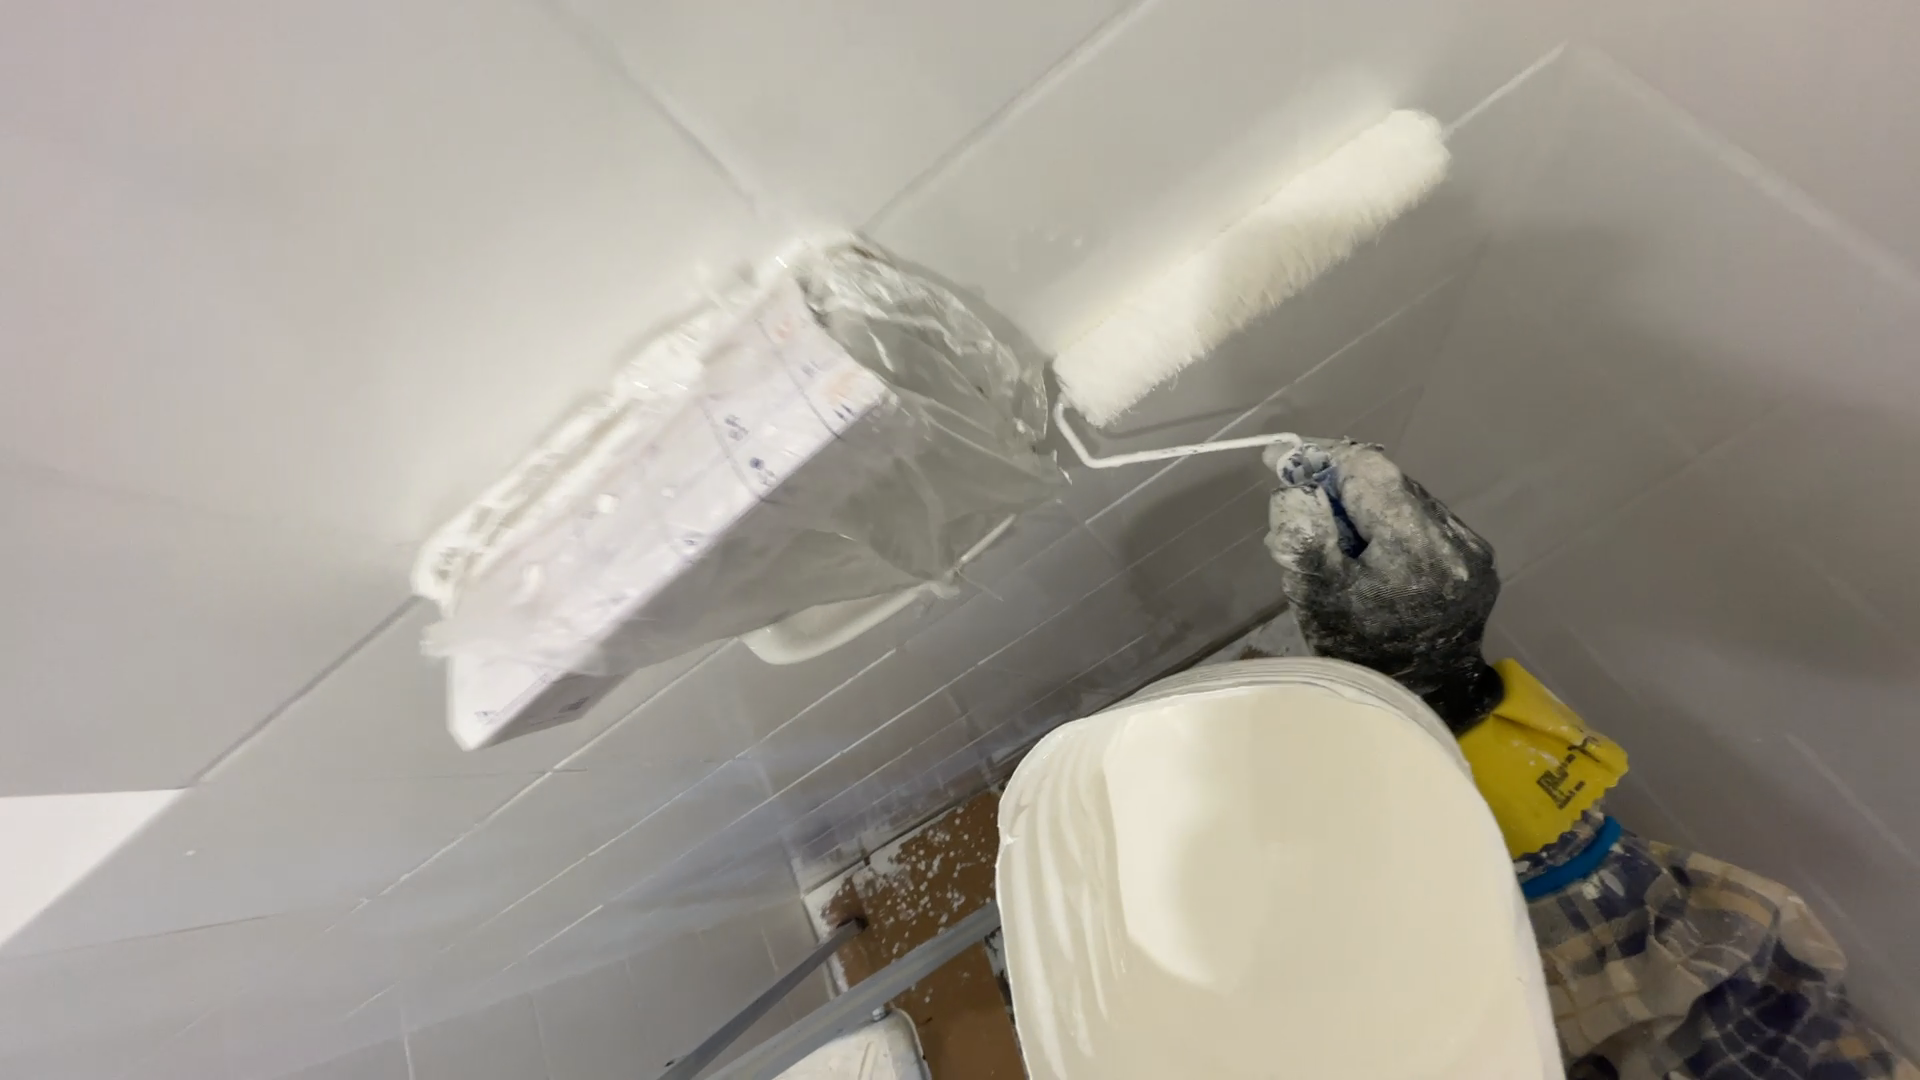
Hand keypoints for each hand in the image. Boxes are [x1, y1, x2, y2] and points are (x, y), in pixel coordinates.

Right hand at [1263, 439, 1502, 730]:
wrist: (1422, 700)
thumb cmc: (1360, 652)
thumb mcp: (1316, 597)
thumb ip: (1304, 536)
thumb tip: (1297, 489)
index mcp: (1416, 548)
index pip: (1368, 473)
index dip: (1321, 459)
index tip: (1280, 460)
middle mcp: (1455, 539)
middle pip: (1388, 483)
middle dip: (1337, 483)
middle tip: (1297, 494)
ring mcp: (1470, 549)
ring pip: (1403, 500)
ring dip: (1360, 503)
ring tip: (1327, 528)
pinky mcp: (1473, 560)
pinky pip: (1418, 522)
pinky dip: (1383, 522)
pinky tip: (1362, 546)